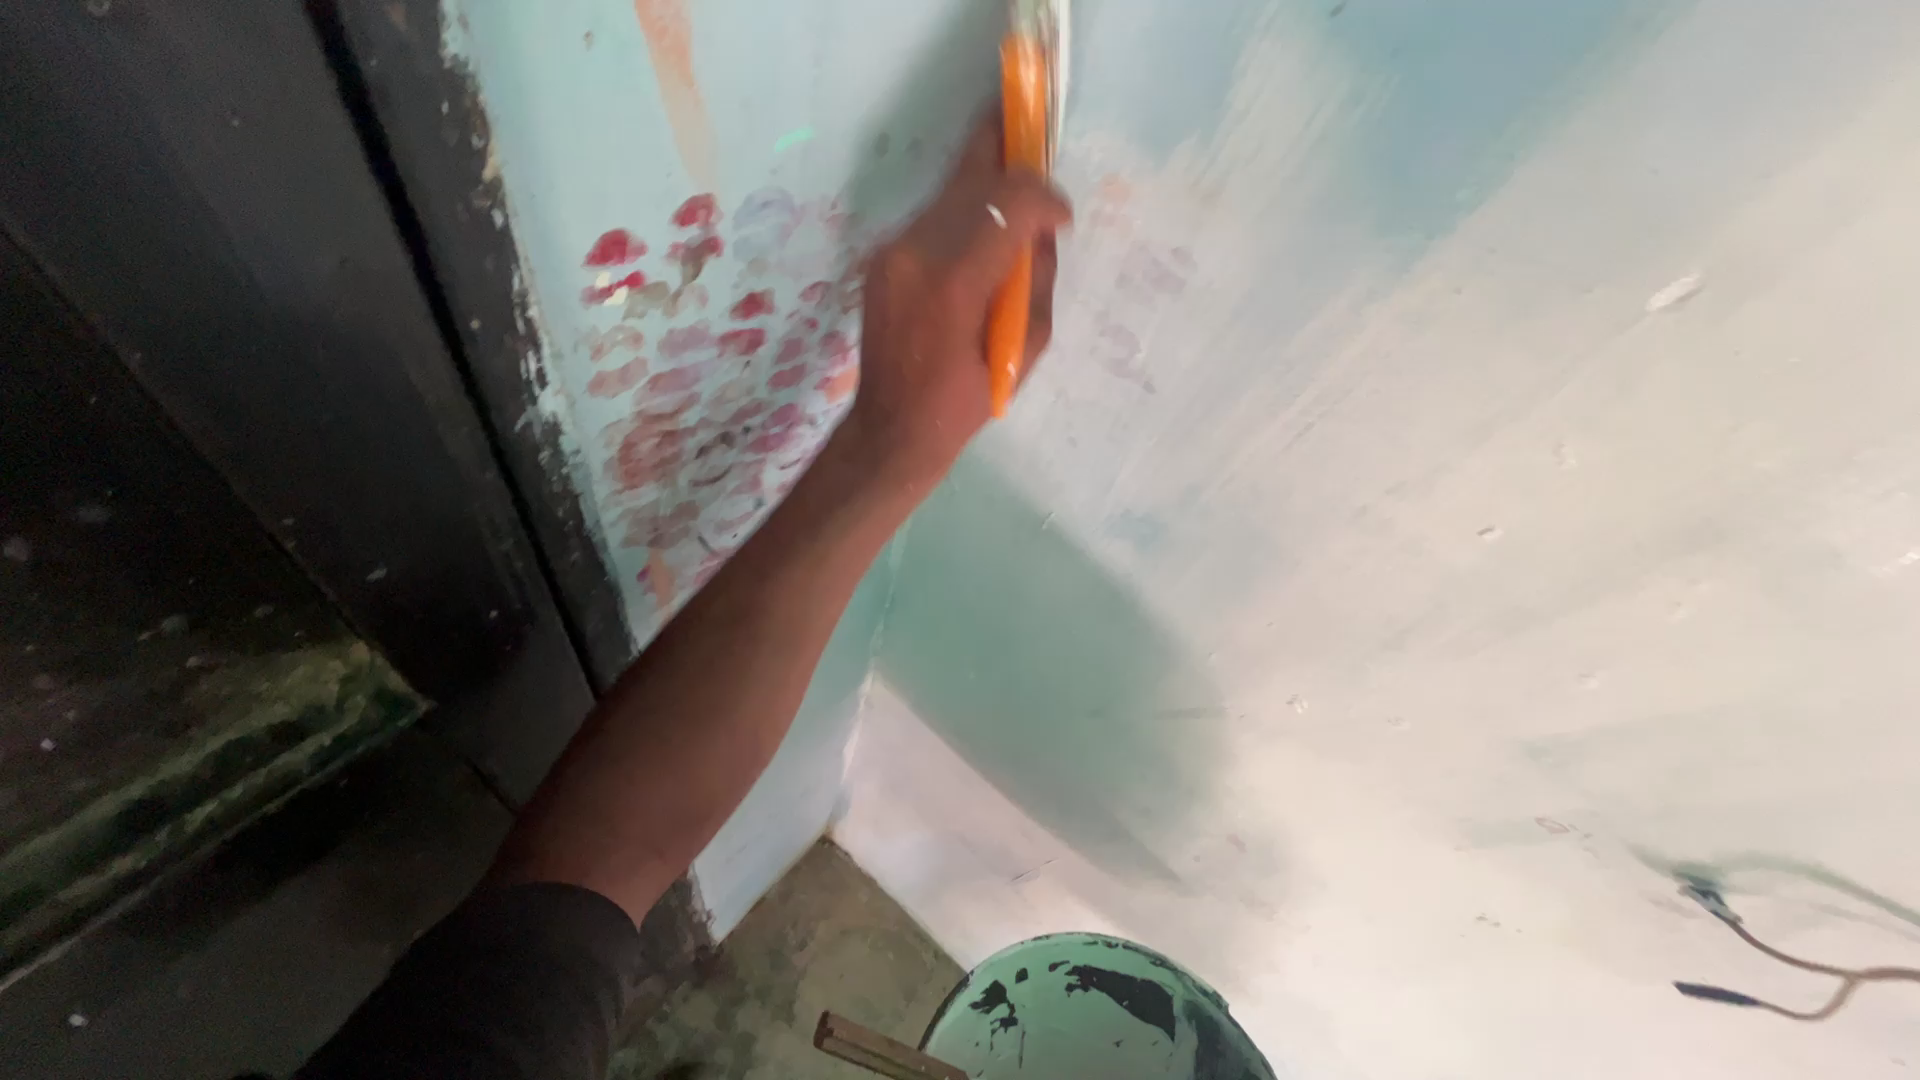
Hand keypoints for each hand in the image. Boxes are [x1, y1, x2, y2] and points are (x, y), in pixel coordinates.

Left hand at [835, 116, 1072, 494]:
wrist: (893, 427)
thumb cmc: (965, 402)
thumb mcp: (1023, 349)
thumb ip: (1036, 281)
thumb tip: (1041, 235)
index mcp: (956, 280)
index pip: (1008, 200)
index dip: (1044, 195)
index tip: (1062, 218)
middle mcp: (916, 251)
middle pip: (972, 174)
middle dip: (1011, 157)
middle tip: (1037, 145)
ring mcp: (892, 252)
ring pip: (950, 192)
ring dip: (986, 190)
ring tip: (1014, 205)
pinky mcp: (880, 259)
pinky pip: (932, 219)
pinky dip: (962, 218)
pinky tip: (978, 242)